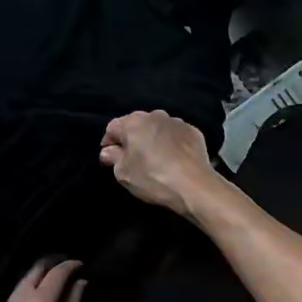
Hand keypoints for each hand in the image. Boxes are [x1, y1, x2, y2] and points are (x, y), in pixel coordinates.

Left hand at [0, 257, 85, 301]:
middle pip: (38, 267)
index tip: (81, 265)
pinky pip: (19, 287)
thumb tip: (81, 282)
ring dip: (42, 271)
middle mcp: (22, 296)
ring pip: (27, 276)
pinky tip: (42, 289)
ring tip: (56, 276)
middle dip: (54, 262)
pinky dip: (32, 283)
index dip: (71, 265)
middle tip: (68, 264)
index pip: (57, 272)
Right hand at [98, 110, 224, 221]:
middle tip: (132, 157)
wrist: (194, 185)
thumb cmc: (152, 178)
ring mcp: (176, 122)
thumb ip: (113, 158)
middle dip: (132, 138)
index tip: (109, 156)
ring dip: (153, 138)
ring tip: (154, 157)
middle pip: (136, 124)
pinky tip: (173, 158)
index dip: (108, 142)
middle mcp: (155, 115)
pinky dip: (171, 143)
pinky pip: (175, 135)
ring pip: (157, 128)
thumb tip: (108, 151)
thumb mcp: (124, 173)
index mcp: (133, 122)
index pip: (113, 127)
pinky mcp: (193, 131)